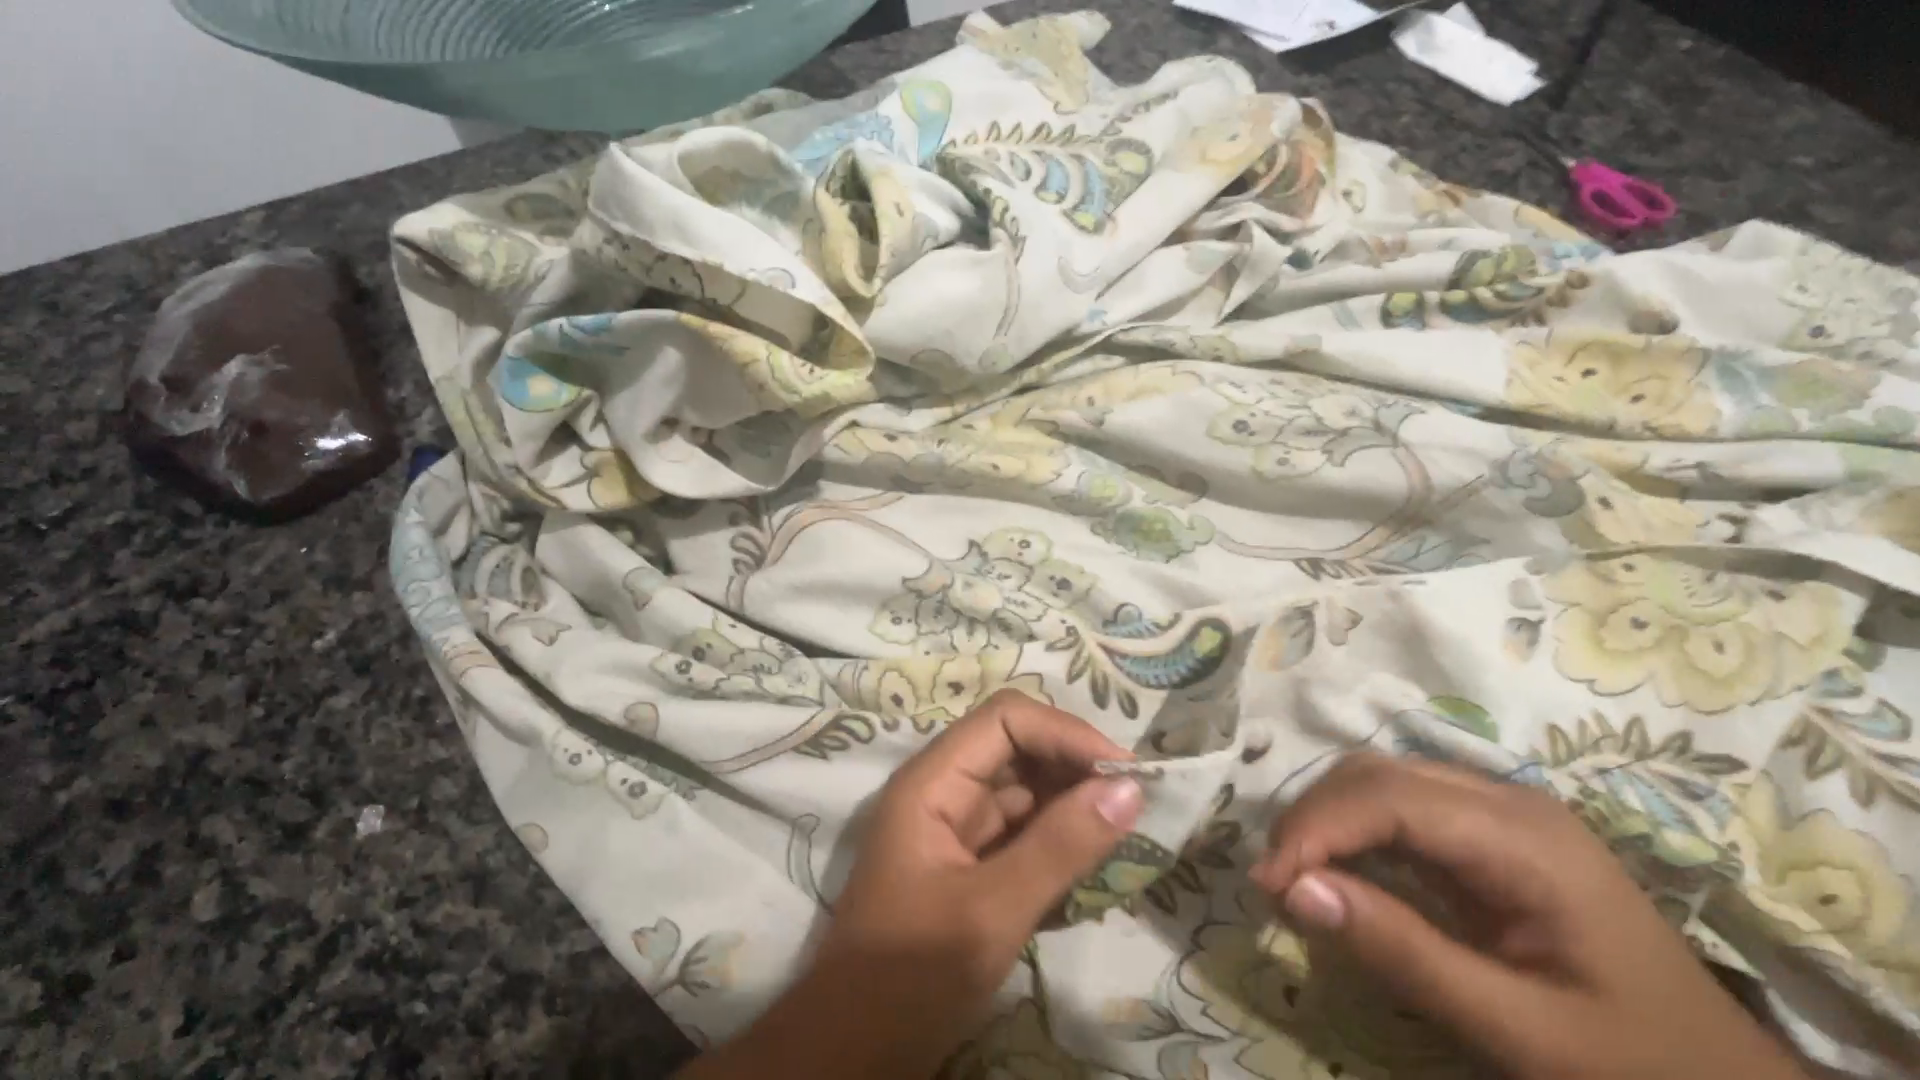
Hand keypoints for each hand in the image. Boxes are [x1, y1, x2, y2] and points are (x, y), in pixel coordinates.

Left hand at [679, 691, 1143, 1079]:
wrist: (854, 1047)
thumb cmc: (912, 973)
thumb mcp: (992, 910)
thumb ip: (1060, 846)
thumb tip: (1130, 786)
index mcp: (932, 783)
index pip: (1006, 721)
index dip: (1066, 733)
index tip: (1125, 772)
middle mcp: (942, 793)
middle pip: (1017, 749)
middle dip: (1075, 767)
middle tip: (1134, 803)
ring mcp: (954, 832)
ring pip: (1023, 794)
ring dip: (1072, 806)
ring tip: (1125, 832)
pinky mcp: (967, 869)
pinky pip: (1021, 835)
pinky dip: (1058, 843)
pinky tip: (1094, 865)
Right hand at [1251, 752, 1806, 1079]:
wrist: (1721, 1078)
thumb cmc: (1629, 1058)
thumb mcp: (1517, 1027)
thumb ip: (1404, 954)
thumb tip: (1295, 890)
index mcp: (1523, 839)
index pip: (1388, 797)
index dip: (1314, 828)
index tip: (1266, 885)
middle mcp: (1510, 802)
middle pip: (1379, 774)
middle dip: (1312, 819)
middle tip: (1275, 887)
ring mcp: (1504, 813)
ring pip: (1384, 781)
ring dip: (1327, 821)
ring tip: (1295, 881)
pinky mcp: (1494, 836)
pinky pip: (1404, 809)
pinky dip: (1354, 833)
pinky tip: (1338, 874)